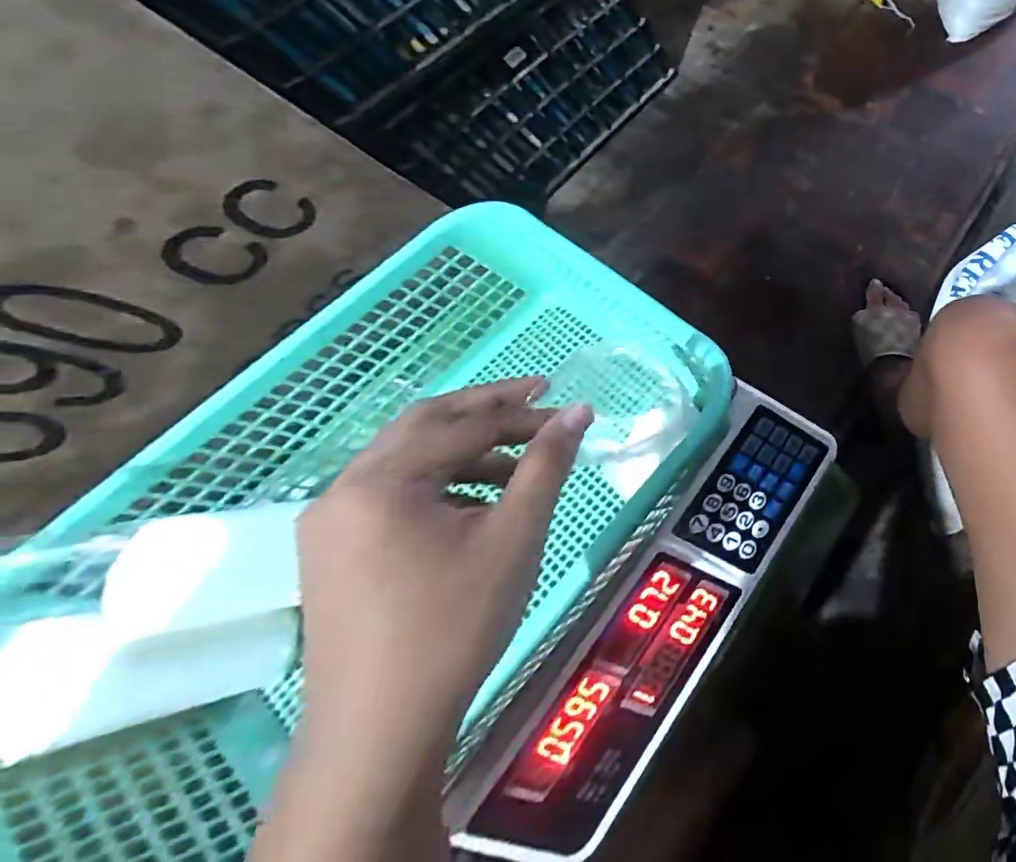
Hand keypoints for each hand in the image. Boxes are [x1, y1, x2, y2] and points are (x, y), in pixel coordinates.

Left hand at [294, 378, 590, 773]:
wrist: (383, 722)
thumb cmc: (457, 619)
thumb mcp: (516, 534)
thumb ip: (547, 464)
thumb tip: (578, 412)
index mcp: (380, 482)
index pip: (462, 426)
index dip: (523, 413)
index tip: (571, 409)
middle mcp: (342, 491)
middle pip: (422, 427)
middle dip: (487, 411)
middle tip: (540, 399)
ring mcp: (329, 525)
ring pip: (407, 461)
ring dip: (466, 450)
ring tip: (521, 464)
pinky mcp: (333, 553)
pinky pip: (393, 494)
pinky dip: (442, 483)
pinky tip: (479, 505)